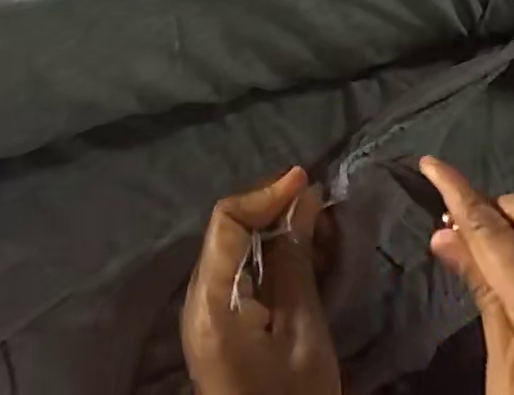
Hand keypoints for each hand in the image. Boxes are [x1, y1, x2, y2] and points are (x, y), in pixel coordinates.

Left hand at [183, 167, 340, 394]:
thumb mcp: (303, 333)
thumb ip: (296, 259)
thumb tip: (304, 196)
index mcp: (211, 303)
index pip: (226, 220)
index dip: (265, 192)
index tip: (304, 180)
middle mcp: (197, 298)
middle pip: (227, 227)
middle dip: (273, 206)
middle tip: (316, 201)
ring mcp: (205, 308)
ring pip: (235, 244)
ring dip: (274, 227)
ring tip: (316, 223)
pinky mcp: (218, 318)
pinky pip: (241, 266)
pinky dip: (270, 251)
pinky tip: (302, 252)